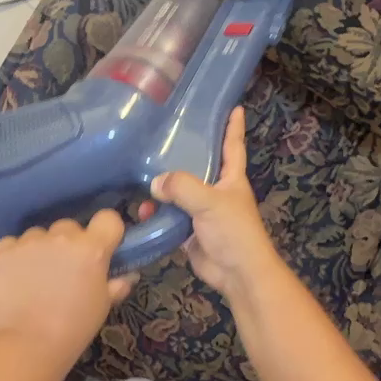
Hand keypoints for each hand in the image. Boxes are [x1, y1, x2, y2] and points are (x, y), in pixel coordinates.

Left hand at [0, 211, 135, 366]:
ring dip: (41, 250)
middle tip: (65, 271)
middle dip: (69, 244)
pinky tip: (13, 280)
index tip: (102, 246)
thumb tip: (126, 277)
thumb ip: (114, 285)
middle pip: (69, 227)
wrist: (25, 345)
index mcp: (91, 249)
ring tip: (34, 279)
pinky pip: (12, 245)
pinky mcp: (1, 252)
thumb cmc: (72, 329)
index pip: (108, 219)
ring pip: (39, 236)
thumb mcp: (101, 307)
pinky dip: (15, 258)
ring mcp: (28, 242)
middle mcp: (60, 238)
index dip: (106, 231)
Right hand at [151, 107, 285, 299]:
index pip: (232, 145)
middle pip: (198, 167)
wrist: (237, 274)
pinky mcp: (190, 232)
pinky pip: (170, 217)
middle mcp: (217, 191)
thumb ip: (182, 187)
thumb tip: (155, 183)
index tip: (233, 106)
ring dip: (162, 191)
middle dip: (181, 156)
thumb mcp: (210, 202)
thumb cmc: (233, 232)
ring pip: (179, 194)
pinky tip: (143, 213)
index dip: (233, 126)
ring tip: (143, 188)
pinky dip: (157, 215)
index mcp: (231, 178)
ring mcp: (203, 212)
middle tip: (159, 138)